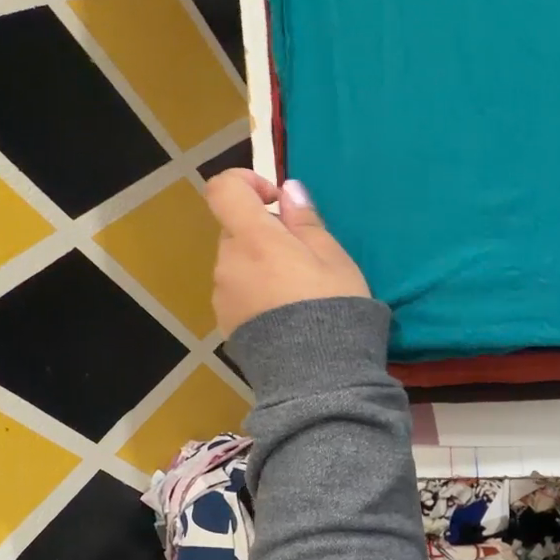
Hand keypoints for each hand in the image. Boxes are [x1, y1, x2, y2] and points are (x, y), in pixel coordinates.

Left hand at [204, 169, 369, 336]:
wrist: (318, 375)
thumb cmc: (333, 308)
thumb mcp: (335, 261)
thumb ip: (307, 223)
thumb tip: (288, 190)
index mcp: (254, 239)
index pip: (225, 189)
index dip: (247, 183)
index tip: (277, 200)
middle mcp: (228, 262)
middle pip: (237, 233)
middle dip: (265, 238)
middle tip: (305, 263)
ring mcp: (223, 296)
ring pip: (238, 266)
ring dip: (262, 270)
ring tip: (298, 298)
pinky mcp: (226, 325)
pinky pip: (240, 297)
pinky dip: (258, 298)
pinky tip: (287, 321)